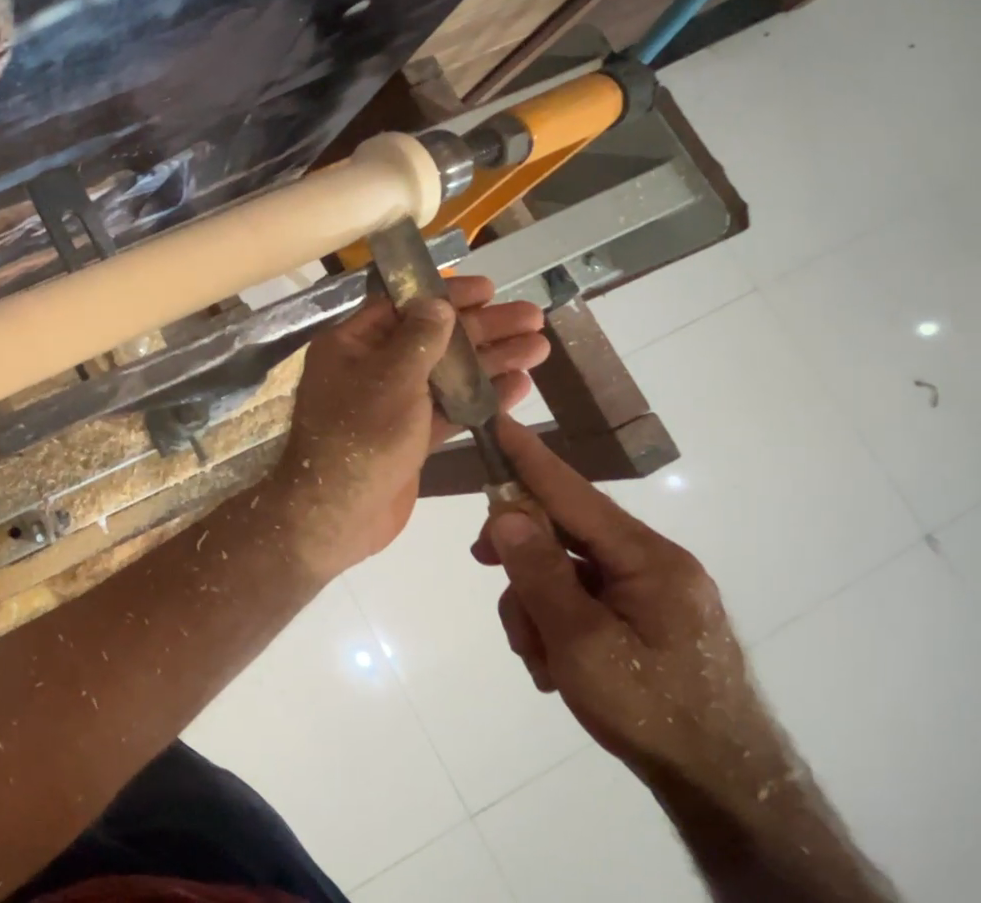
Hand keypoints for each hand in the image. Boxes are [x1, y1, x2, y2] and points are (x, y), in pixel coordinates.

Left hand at [276, 276, 546, 578]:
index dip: (444, 296)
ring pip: (445, 374)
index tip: (488, 289)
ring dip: (490, 360)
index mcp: (348, 346)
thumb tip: (436, 303)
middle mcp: (367, 370)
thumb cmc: (359, 437)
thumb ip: (418, 338)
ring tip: (540, 346)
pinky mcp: (408, 437)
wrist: (338, 513)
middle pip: (430, 339)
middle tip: (533, 317)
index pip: (400, 307)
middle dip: (481, 328)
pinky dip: (482, 397)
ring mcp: (389, 405)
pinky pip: (448, 408)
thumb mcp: (390, 378)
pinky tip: (520, 384)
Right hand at [475, 418, 787, 797]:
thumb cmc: (649, 706)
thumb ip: (539, 572)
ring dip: (535, 607)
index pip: (575, 494)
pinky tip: (554, 665)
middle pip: (561, 534)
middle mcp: (651, 565)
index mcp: (648, 560)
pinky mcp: (642, 620)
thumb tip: (506, 512)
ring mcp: (649, 594)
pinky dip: (554, 624)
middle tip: (484, 568)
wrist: (721, 781)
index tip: (496, 422)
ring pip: (562, 572)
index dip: (530, 459)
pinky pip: (579, 600)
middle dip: (520, 559)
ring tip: (540, 657)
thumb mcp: (580, 640)